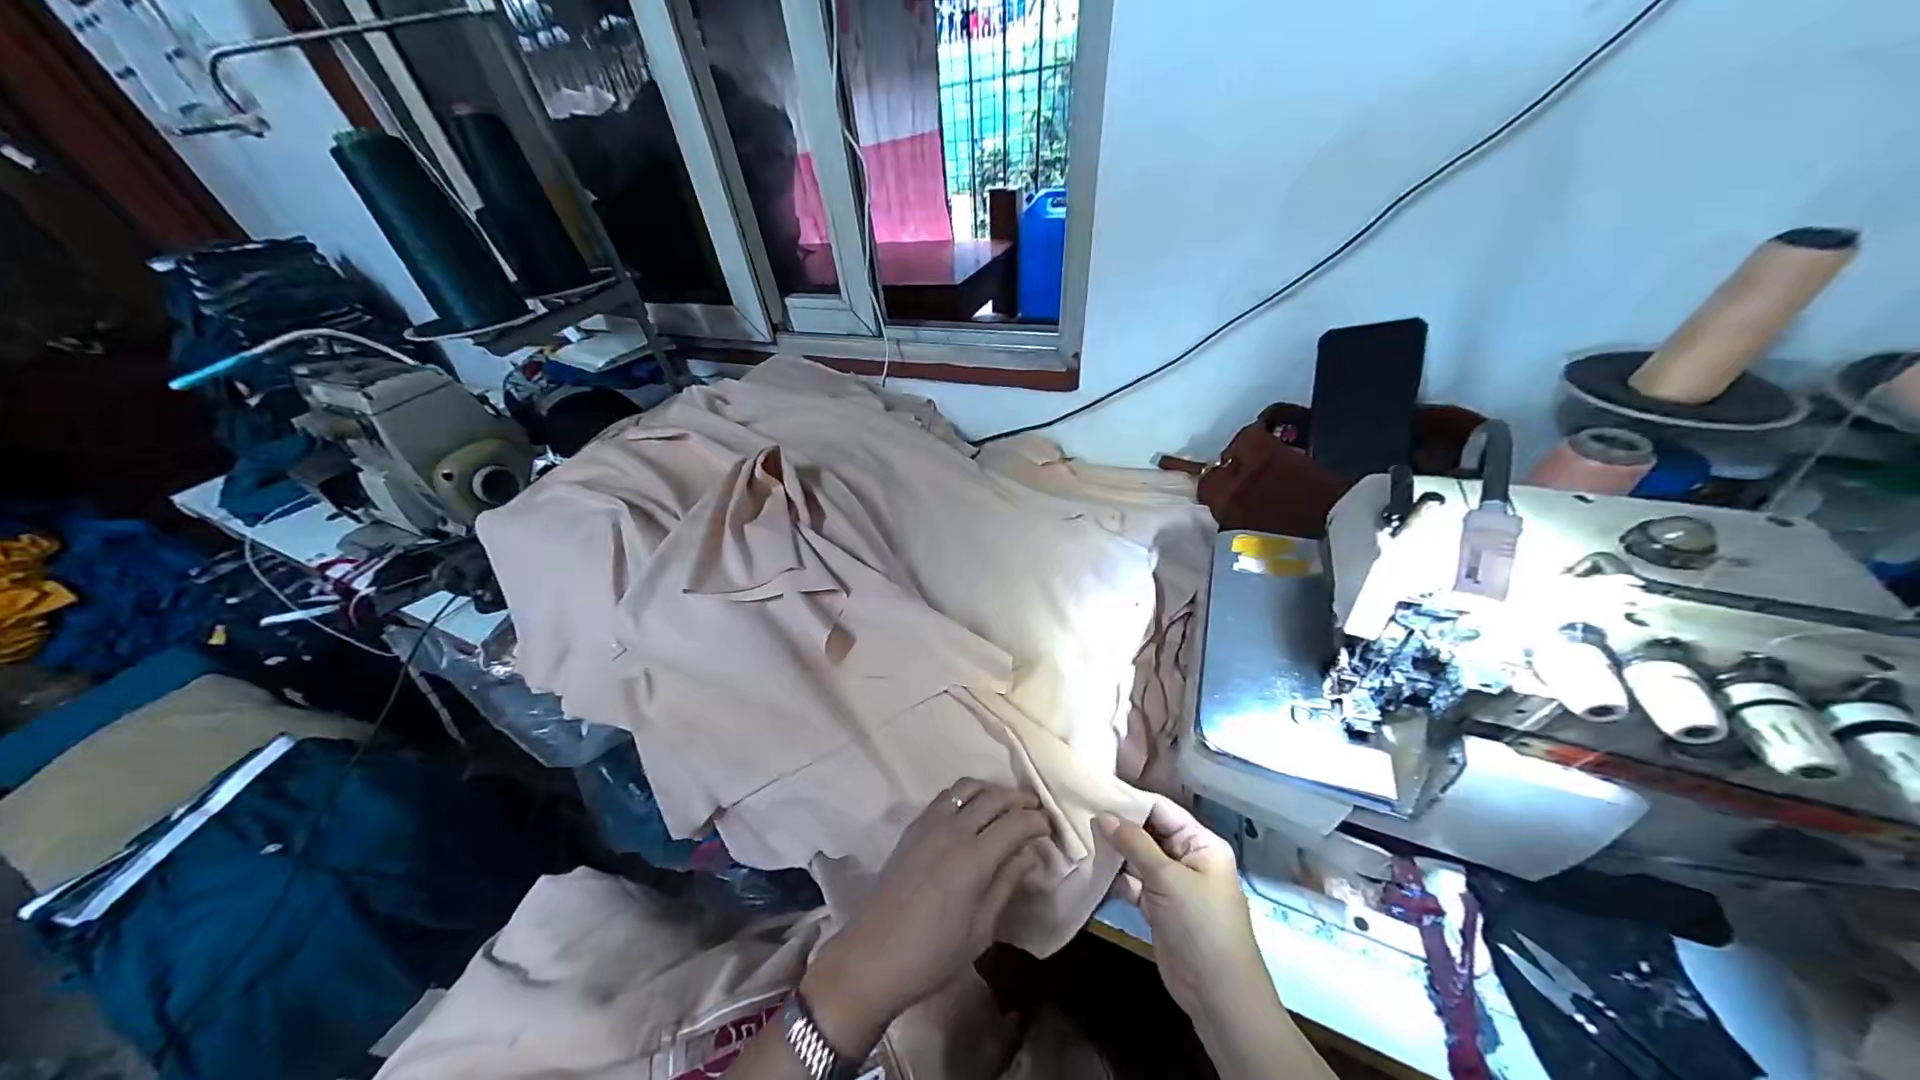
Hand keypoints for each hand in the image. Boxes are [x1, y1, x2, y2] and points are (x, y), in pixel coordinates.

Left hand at [800, 779, 1048, 1056]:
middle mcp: (952, 831)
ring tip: (1005, 805)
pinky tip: (971, 813)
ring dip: (991, 790)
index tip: (1050, 828)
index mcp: (973, 859)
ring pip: (966, 788)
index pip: (1016, 823)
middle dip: (1020, 799)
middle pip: (993, 797)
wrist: (872, 958)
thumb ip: (1006, 885)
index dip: (1037, 821)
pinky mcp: (911, 828)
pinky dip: (965, 795)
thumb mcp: (981, 930)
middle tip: (1036, 809)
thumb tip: (1026, 855)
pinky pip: (944, 797)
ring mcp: (928, 825)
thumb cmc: (933, 955)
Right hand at [1098, 798, 1266, 1021]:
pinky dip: (1117, 877)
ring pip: (1139, 858)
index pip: (1163, 810)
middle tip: (1081, 811)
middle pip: (1149, 832)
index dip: (1132, 801)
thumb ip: (1134, 844)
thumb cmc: (1200, 924)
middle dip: (1119, 825)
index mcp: (1202, 843)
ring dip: (1115, 851)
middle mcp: (1188, 858)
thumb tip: (1102, 815)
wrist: (1217, 992)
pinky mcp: (1160, 907)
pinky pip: (1135, 883)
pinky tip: (1093, 867)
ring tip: (1081, 835)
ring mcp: (1174, 884)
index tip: (1097, 791)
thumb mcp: (1168, 878)